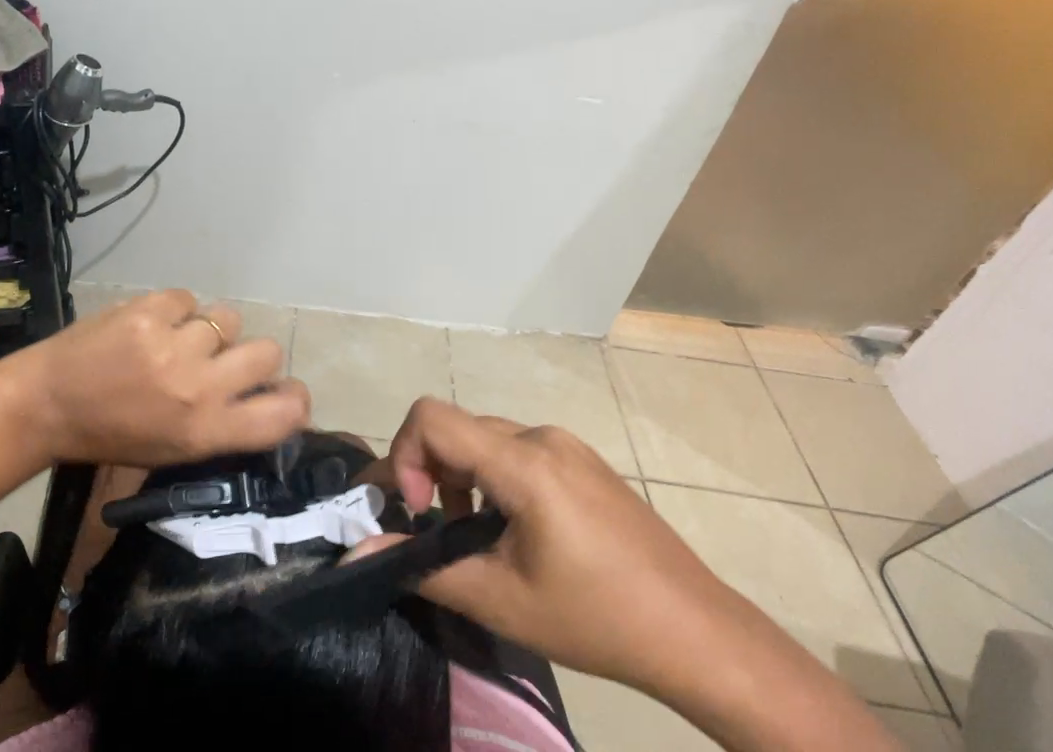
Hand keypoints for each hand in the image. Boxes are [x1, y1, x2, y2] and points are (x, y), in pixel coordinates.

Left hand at [14, 289, 309, 465]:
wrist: (45, 405)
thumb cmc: (111, 436)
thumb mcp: (175, 449)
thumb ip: (224, 424)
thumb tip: (268, 395)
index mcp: (206, 432)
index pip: (284, 413)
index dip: (293, 399)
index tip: (280, 393)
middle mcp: (198, 389)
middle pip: (267, 352)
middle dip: (249, 356)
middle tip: (219, 362)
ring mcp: (173, 346)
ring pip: (227, 319)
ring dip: (208, 330)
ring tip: (176, 341)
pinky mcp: (148, 312)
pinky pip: (187, 299)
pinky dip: (174, 310)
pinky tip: (150, 326)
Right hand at [384, 398, 743, 694]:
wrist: (696, 633)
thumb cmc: (594, 617)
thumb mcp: (497, 599)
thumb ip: (420, 567)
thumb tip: (356, 552)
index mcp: (524, 463)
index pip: (432, 418)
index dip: (404, 456)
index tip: (416, 511)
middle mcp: (544, 438)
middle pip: (457, 429)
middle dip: (428, 473)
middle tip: (431, 530)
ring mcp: (569, 448)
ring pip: (487, 440)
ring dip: (460, 478)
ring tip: (472, 536)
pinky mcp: (584, 464)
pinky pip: (518, 452)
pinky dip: (492, 480)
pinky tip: (510, 531)